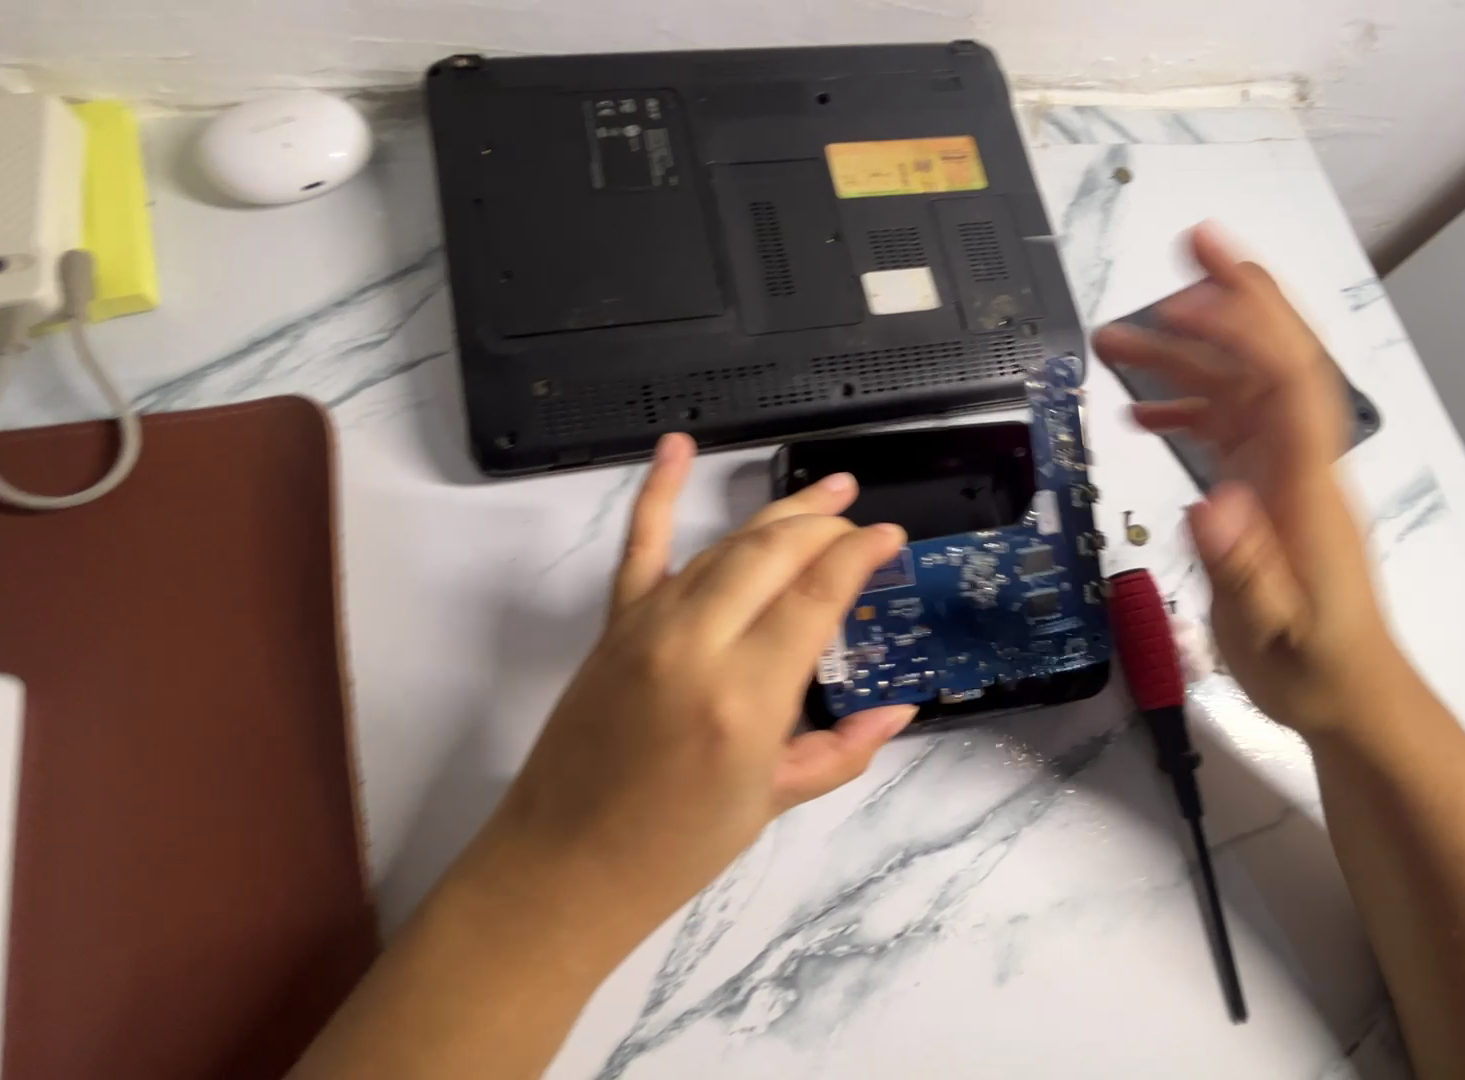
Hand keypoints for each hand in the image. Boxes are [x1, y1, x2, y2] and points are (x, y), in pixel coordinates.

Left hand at [489, 433, 915, 921]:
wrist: (564, 868)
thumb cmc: (679, 846)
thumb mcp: (776, 800)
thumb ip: (845, 747)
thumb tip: (900, 709)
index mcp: (746, 696)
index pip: (818, 594)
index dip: (861, 553)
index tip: (891, 536)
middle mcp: (697, 644)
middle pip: (775, 552)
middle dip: (826, 525)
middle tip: (860, 523)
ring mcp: (648, 625)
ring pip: (726, 544)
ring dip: (780, 512)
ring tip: (826, 490)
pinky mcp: (614, 624)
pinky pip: (641, 545)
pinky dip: (659, 491)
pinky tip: (678, 446)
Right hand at [1092, 224, 1411, 737]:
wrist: (1351, 690)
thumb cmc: (1313, 666)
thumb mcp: (1275, 630)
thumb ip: (1244, 567)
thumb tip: (1208, 498)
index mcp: (1305, 488)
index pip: (1287, 382)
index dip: (1249, 323)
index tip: (1197, 286)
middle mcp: (1299, 464)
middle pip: (1270, 362)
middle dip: (1231, 301)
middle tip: (1184, 252)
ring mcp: (1283, 473)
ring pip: (1237, 390)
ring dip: (1184, 356)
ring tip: (1115, 341)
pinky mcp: (1266, 490)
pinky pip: (1226, 430)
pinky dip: (1185, 408)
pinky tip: (1142, 411)